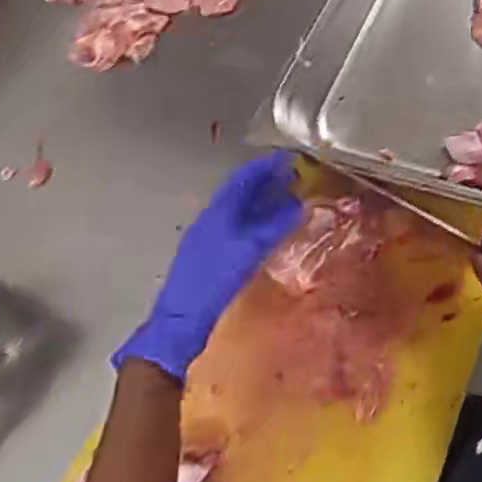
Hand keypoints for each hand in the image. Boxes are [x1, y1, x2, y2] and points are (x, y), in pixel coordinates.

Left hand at [113, 151, 303, 380]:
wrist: (181, 322)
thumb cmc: (216, 281)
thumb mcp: (252, 249)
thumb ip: (276, 225)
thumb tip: (300, 205)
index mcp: (220, 211)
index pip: (245, 177)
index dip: (268, 165)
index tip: (290, 159)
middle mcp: (211, 217)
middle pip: (242, 189)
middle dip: (268, 180)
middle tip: (293, 176)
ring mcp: (208, 235)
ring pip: (239, 206)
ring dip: (262, 198)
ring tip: (287, 197)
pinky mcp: (209, 252)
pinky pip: (236, 222)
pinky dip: (255, 216)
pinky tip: (268, 226)